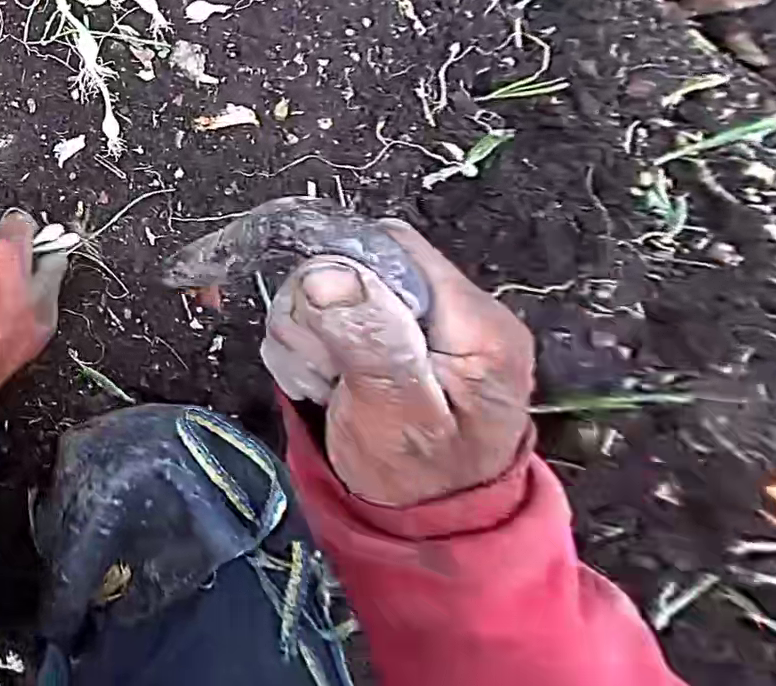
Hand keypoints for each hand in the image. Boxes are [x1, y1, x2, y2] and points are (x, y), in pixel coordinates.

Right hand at [262, 219, 533, 505]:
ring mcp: (404, 318)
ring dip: (304, 333)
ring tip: (323, 380)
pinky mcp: (374, 330)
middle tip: (325, 368)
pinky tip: (319, 377)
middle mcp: (442, 306)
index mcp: (473, 319)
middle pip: (349, 262)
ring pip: (320, 285)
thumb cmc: (415, 479)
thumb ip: (372, 343)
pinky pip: (314, 310)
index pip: (392, 247)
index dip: (345, 274)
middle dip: (316, 313)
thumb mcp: (399, 416)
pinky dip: (302, 343)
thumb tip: (327, 270)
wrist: (412, 528)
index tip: (326, 325)